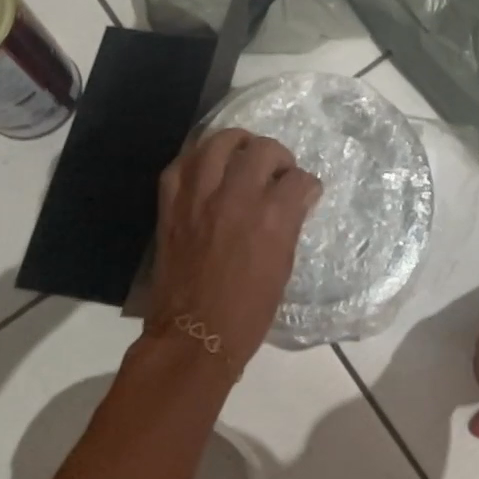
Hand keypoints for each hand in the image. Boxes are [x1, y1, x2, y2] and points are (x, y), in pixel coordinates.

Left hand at [145, 128, 322, 370]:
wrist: (193, 336)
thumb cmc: (248, 311)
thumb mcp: (283, 266)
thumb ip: (289, 224)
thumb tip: (295, 200)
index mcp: (272, 217)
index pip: (298, 178)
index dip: (306, 183)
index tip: (305, 190)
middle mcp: (236, 197)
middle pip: (262, 149)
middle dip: (277, 155)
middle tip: (277, 169)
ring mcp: (199, 197)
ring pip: (219, 143)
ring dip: (236, 143)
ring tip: (242, 152)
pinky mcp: (172, 205)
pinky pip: (182, 164)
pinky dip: (196, 160)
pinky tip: (206, 169)